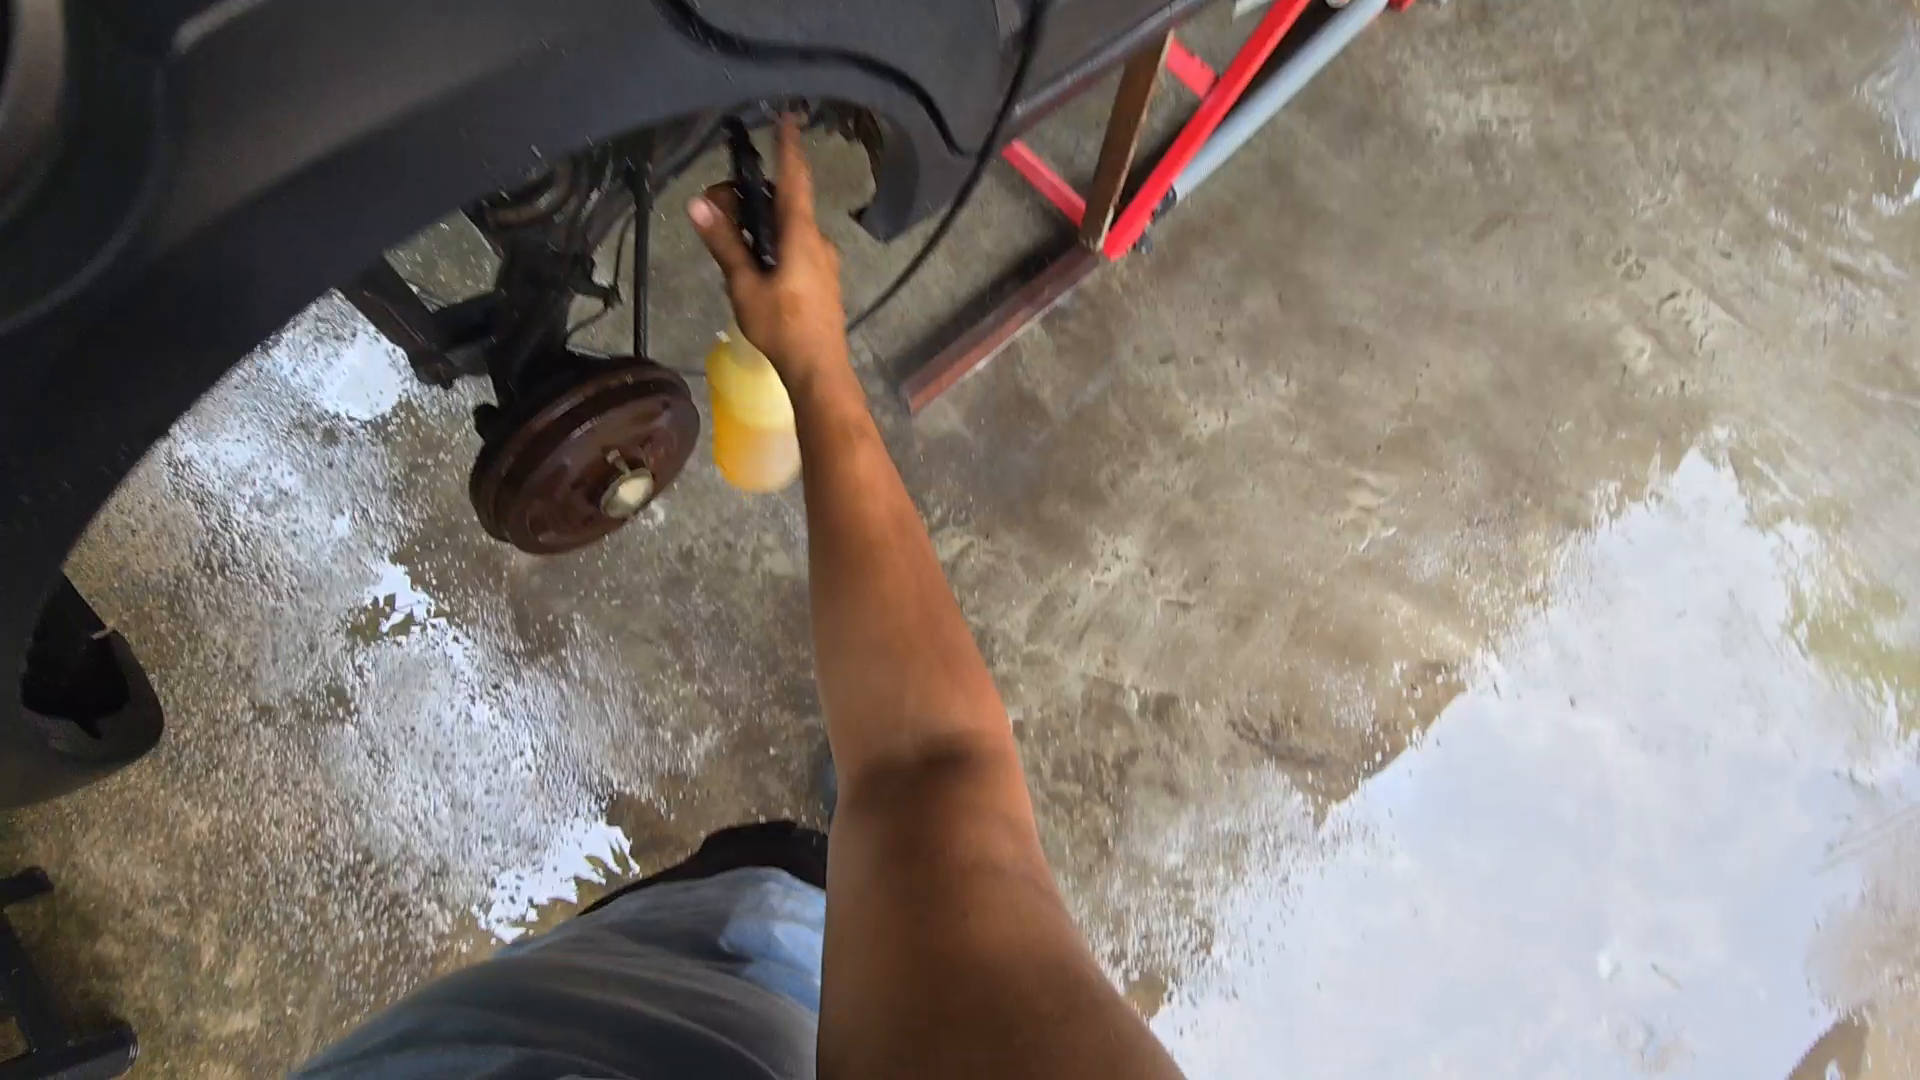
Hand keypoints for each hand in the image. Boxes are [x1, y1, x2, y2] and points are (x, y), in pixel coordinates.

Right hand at [687, 116, 852, 394]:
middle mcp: (820, 243)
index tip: (787, 120)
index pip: (794, 179)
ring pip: (790, 232)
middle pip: (785, 207)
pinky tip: (756, 273)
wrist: (819, 370)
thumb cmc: (783, 328)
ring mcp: (827, 265)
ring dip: (761, 229)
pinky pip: (798, 253)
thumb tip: (698, 204)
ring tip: (732, 250)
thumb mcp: (745, 285)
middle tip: (717, 214)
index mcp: (802, 235)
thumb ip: (724, 243)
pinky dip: (775, 248)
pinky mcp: (826, 285)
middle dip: (752, 201)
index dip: (789, 147)